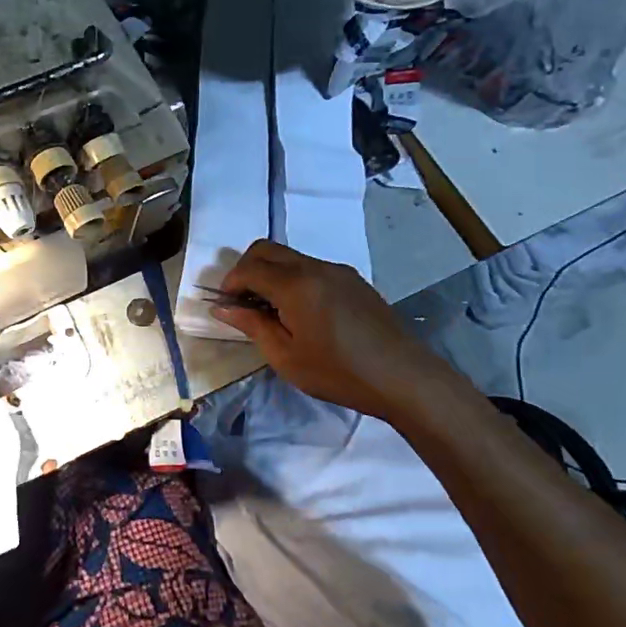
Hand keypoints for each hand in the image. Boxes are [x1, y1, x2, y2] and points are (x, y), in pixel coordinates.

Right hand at [211, 240, 452, 418]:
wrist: (403, 377)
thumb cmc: (338, 372)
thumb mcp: (286, 357)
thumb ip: (252, 325)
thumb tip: (222, 307)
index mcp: (296, 285)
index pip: (249, 267)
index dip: (230, 283)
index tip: (225, 307)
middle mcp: (316, 268)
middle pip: (267, 250)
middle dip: (246, 269)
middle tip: (242, 302)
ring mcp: (338, 271)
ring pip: (290, 257)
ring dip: (270, 274)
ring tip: (270, 311)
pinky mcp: (353, 280)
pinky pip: (311, 268)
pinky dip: (292, 279)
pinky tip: (299, 312)